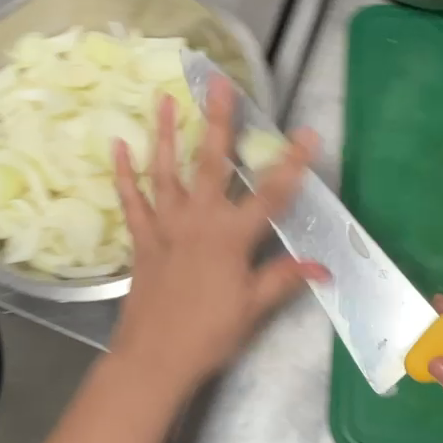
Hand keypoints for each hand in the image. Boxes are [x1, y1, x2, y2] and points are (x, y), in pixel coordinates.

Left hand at [108, 81, 324, 395]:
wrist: (154, 358)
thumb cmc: (209, 334)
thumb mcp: (253, 309)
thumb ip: (284, 279)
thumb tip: (324, 266)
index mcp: (231, 237)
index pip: (271, 194)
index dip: (292, 163)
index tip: (306, 132)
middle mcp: (198, 220)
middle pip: (211, 162)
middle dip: (219, 121)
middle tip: (219, 83)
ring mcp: (165, 225)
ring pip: (165, 170)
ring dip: (165, 132)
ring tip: (164, 97)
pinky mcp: (142, 237)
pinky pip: (131, 200)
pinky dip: (123, 173)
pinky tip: (117, 145)